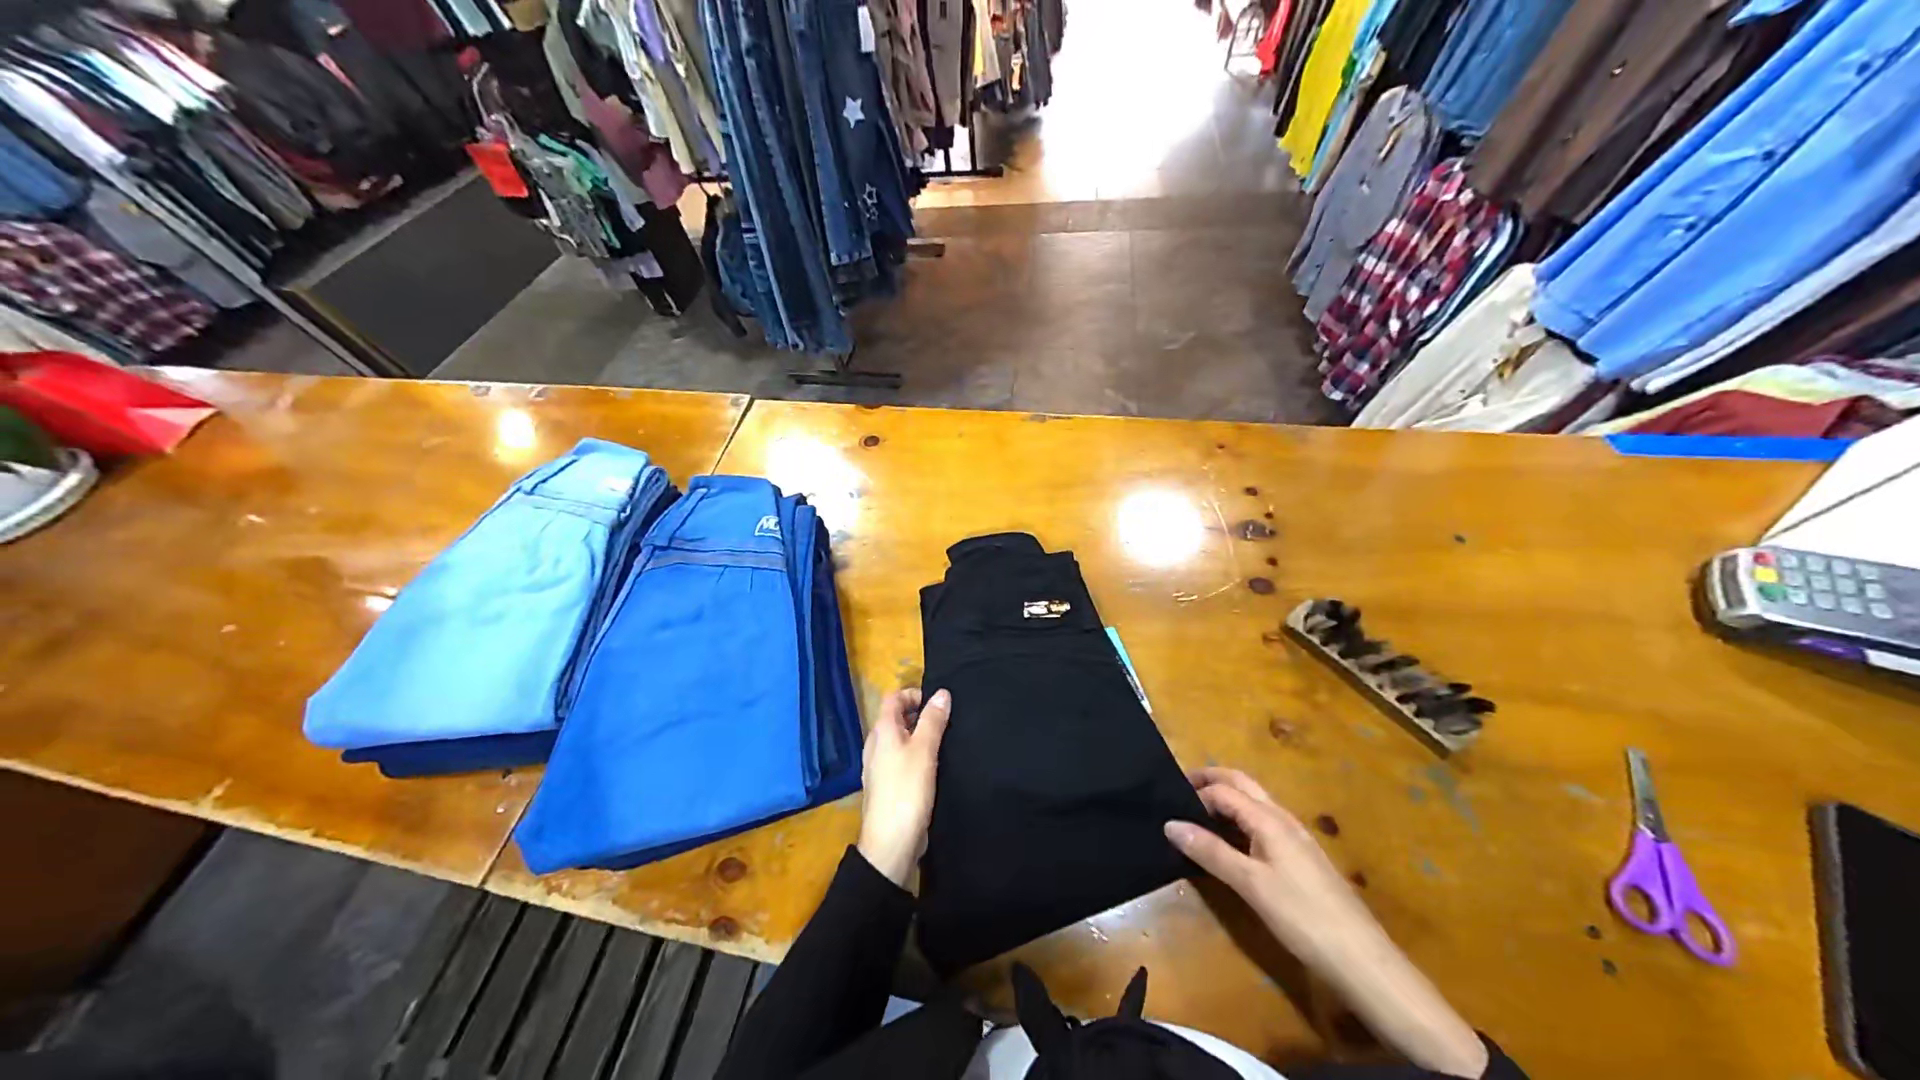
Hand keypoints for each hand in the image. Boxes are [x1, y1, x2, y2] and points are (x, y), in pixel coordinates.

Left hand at [856, 688, 950, 885]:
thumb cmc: (907, 790)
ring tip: (945, 742)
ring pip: (900, 740)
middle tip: (946, 721)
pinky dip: (916, 756)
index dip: (914, 694)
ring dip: (919, 736)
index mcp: (882, 731)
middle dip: (919, 714)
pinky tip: (934, 767)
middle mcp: (876, 745)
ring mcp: (879, 767)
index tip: (938, 702)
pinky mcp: (888, 786)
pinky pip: (901, 760)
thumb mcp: (924, 750)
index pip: (893, 698)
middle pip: (896, 718)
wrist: (891, 842)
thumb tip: (942, 693)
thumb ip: (933, 721)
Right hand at [1166, 767, 1488, 1077]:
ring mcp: (1295, 838)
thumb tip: (1170, 823)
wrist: (1360, 958)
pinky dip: (1239, 820)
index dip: (1196, 793)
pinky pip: (1263, 824)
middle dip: (1211, 780)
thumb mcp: (1249, 884)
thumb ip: (1210, 851)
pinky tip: (1229, 843)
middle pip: (1243, 785)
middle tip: (1179, 790)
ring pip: (1254, 803)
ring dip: (1226, 799)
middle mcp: (1283, 819)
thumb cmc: (1301, 915)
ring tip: (1196, 815)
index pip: (1224, 790)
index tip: (1167, 804)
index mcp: (1270, 819)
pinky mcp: (1301, 858)